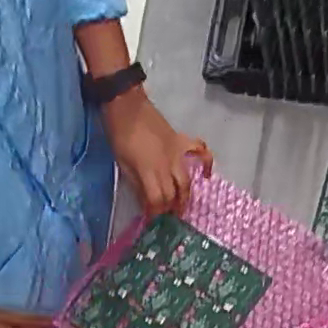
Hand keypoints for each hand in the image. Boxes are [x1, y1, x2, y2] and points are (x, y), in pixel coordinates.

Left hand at [103, 87, 213, 216]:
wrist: (127, 105)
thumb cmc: (120, 136)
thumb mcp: (123, 165)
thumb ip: (137, 185)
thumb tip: (146, 202)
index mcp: (149, 172)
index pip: (157, 201)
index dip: (155, 214)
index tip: (152, 222)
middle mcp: (166, 165)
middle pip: (173, 194)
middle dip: (170, 209)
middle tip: (167, 217)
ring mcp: (177, 153)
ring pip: (186, 181)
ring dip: (185, 196)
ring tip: (181, 206)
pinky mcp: (182, 141)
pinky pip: (201, 151)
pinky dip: (207, 163)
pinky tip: (207, 175)